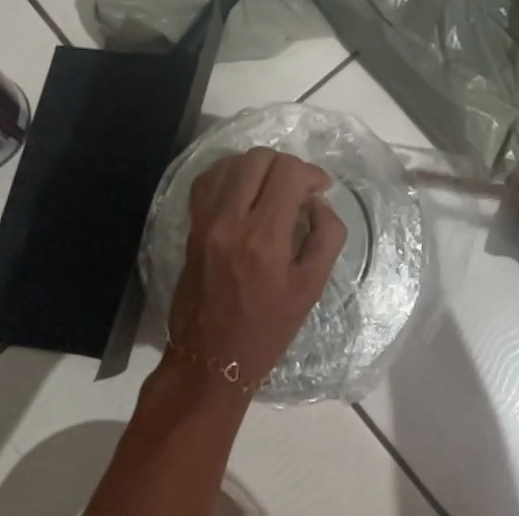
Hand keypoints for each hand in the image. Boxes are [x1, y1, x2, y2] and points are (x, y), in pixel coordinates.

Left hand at [166, 148, 344, 392]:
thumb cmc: (267, 328)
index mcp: (264, 237)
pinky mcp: (191, 226)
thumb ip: (327, 237)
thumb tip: (318, 202)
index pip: (288, 172)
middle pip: (259, 158)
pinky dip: (230, 175)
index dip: (311, 173)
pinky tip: (244, 192)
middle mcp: (231, 220)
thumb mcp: (311, 288)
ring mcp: (206, 220)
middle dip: (286, 166)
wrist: (209, 360)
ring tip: (272, 190)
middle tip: (298, 190)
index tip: (320, 190)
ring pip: (233, 162)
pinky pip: (208, 179)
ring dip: (259, 167)